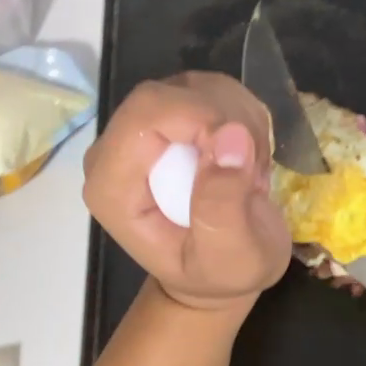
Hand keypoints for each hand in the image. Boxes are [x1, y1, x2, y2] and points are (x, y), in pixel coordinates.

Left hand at [83, 72, 290, 310]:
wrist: (220, 278)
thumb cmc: (220, 276)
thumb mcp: (230, 258)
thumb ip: (224, 206)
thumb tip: (231, 137)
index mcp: (111, 185)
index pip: (146, 113)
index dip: (201, 119)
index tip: (242, 158)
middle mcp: (115, 151)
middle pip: (170, 94)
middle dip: (226, 121)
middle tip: (253, 170)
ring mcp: (142, 130)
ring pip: (196, 87)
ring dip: (240, 120)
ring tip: (251, 171)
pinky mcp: (169, 118)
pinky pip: (210, 90)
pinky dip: (242, 115)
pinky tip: (246, 155)